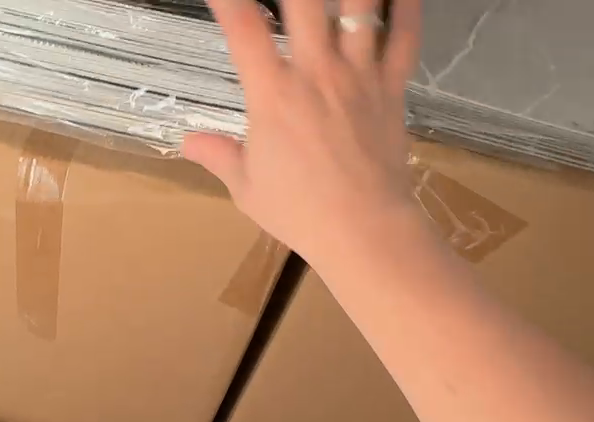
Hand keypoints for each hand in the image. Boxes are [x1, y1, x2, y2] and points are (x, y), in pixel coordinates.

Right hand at [185, 0, 426, 270]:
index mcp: (273, 96)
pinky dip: (404, 6)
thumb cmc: (297, 212)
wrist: (359, 226)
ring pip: (359, 4)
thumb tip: (189, 142)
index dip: (228, 1)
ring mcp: (358, 74)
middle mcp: (316, 72)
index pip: (243, 30)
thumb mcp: (246, 188)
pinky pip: (403, 34)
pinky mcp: (390, 87)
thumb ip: (219, 155)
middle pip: (303, 0)